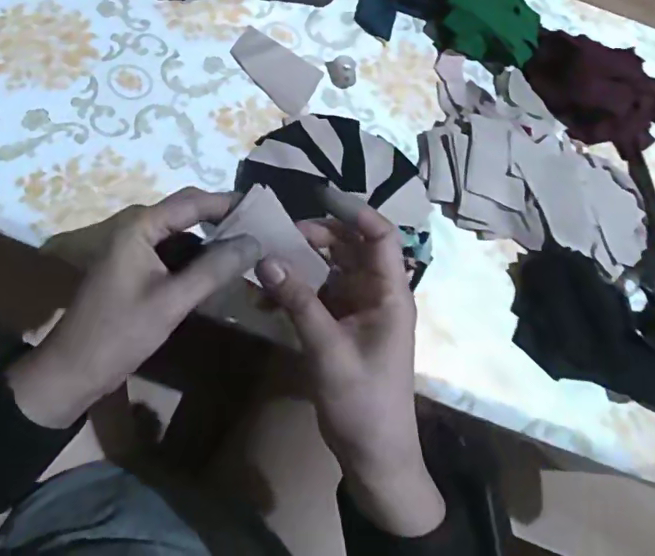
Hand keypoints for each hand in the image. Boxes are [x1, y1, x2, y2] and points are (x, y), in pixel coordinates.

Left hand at [6, 189, 259, 426]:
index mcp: (140, 226)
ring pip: (181, 234)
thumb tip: (253, 241)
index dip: (227, 202)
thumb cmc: (119, 332)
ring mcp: (134, 248)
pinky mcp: (135, 269)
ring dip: (210, 240)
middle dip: (221, 218)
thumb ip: (213, 269)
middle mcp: (136, 228)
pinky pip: (172, 253)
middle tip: (260, 228)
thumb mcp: (172, 302)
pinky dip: (195, 259)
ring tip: (248, 248)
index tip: (262, 207)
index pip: (192, 201)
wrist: (72, 371)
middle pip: (186, 213)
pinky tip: (219, 271)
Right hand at [255, 200, 444, 536]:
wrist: (373, 458)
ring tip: (267, 256)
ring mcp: (356, 308)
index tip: (318, 196)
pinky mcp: (339, 324)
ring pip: (330, 266)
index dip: (355, 212)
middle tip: (280, 233)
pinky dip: (294, 286)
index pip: (380, 237)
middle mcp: (375, 293)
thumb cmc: (364, 402)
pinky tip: (265, 291)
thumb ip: (298, 302)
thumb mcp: (328, 350)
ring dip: (301, 259)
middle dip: (317, 234)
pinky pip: (316, 291)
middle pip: (350, 246)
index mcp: (390, 294)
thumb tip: (264, 258)